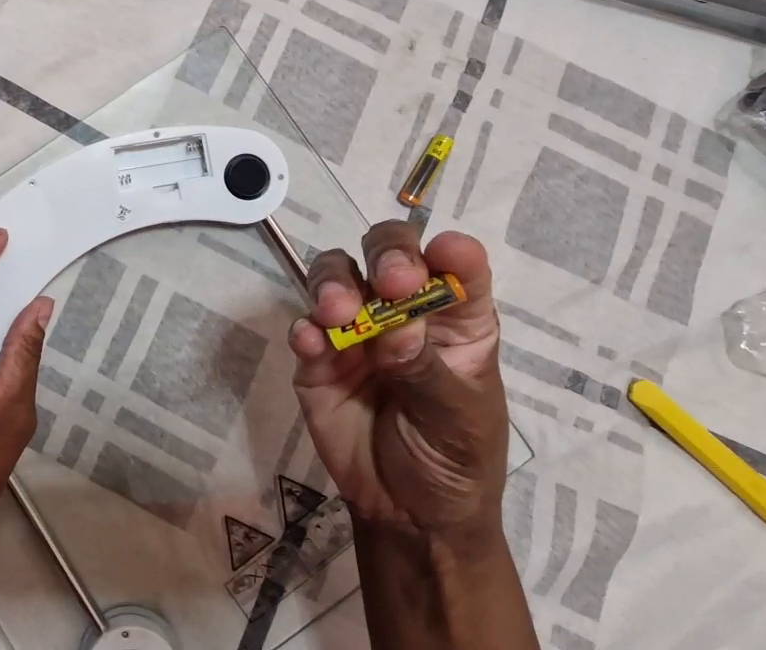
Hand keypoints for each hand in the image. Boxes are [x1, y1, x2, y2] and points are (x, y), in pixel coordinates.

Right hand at [288, 221, 508, 533]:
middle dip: (386, 254)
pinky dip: (305, 329)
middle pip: (387, 252)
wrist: (409, 514)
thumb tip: (399, 328)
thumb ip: (429, 372)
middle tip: (389, 281)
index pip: (457, 266)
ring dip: (335, 283)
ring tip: (337, 313)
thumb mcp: (461, 421)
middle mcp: (403, 309)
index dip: (450, 252)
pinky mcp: (318, 358)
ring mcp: (356, 330)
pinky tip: (312, 346)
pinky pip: (304, 328)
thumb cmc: (456, 458)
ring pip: (336, 276)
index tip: (442, 256)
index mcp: (455, 319)